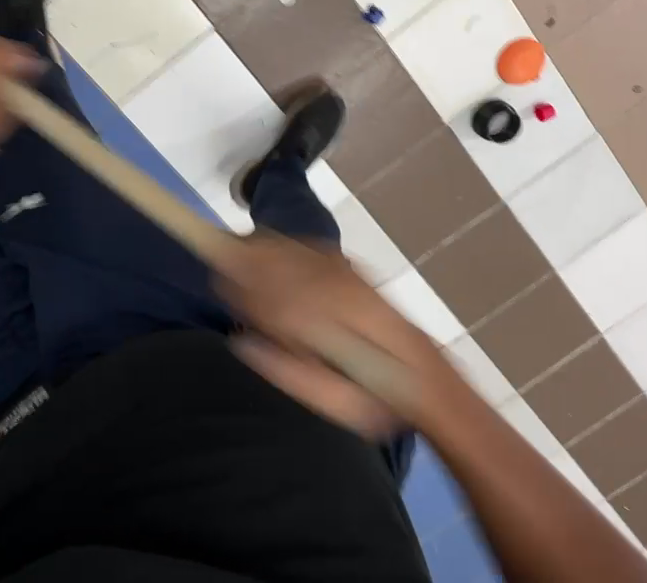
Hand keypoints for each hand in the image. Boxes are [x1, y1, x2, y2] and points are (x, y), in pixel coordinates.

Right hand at [217, 236, 452, 436]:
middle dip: (245, 258)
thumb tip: (242, 341)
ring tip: (234, 247)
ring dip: (262, 247)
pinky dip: (286, 245)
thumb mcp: (333, 402)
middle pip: (280, 263)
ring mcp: (349, 275)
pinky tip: (271, 246)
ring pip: (294, 251)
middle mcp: (338, 289)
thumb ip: (287, 372)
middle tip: (217, 260)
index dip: (242, 286)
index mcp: (329, 322)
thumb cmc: (375, 399)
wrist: (429, 379)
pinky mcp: (355, 271)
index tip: (218, 284)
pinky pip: (311, 247)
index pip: (272, 295)